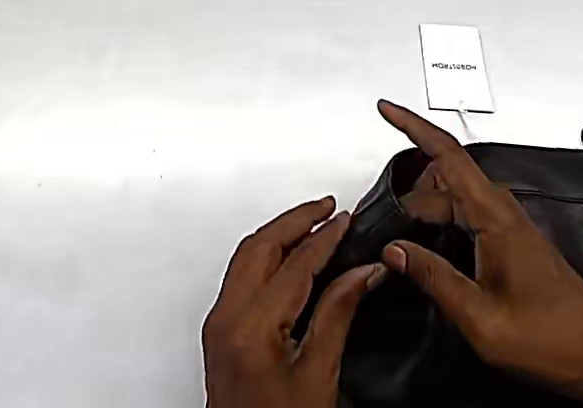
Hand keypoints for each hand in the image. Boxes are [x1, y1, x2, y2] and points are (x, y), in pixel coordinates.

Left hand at [204, 197, 387, 407]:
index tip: (345, 220)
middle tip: (328, 207)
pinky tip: (289, 251)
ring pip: (248, 253)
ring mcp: (219, 322)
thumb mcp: (319, 375)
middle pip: (261, 245)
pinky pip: (242, 271)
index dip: (325, 236)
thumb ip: (339, 312)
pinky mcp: (220, 329)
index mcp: (250, 327)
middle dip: (297, 219)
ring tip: (313, 220)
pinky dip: (268, 251)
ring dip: (281, 231)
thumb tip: (363, 271)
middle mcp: (227, 317)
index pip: (294, 262)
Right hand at [375, 101, 582, 407]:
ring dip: (423, 207)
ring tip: (402, 237)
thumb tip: (394, 249)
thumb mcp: (482, 319)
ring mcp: (506, 220)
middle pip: (442, 175)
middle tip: (386, 218)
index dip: (412, 126)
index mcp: (494, 215)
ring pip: (451, 194)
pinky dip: (439, 219)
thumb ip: (434, 278)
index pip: (446, 154)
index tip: (387, 109)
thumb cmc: (552, 339)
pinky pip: (464, 211)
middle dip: (409, 189)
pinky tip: (428, 246)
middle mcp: (500, 208)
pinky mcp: (508, 235)